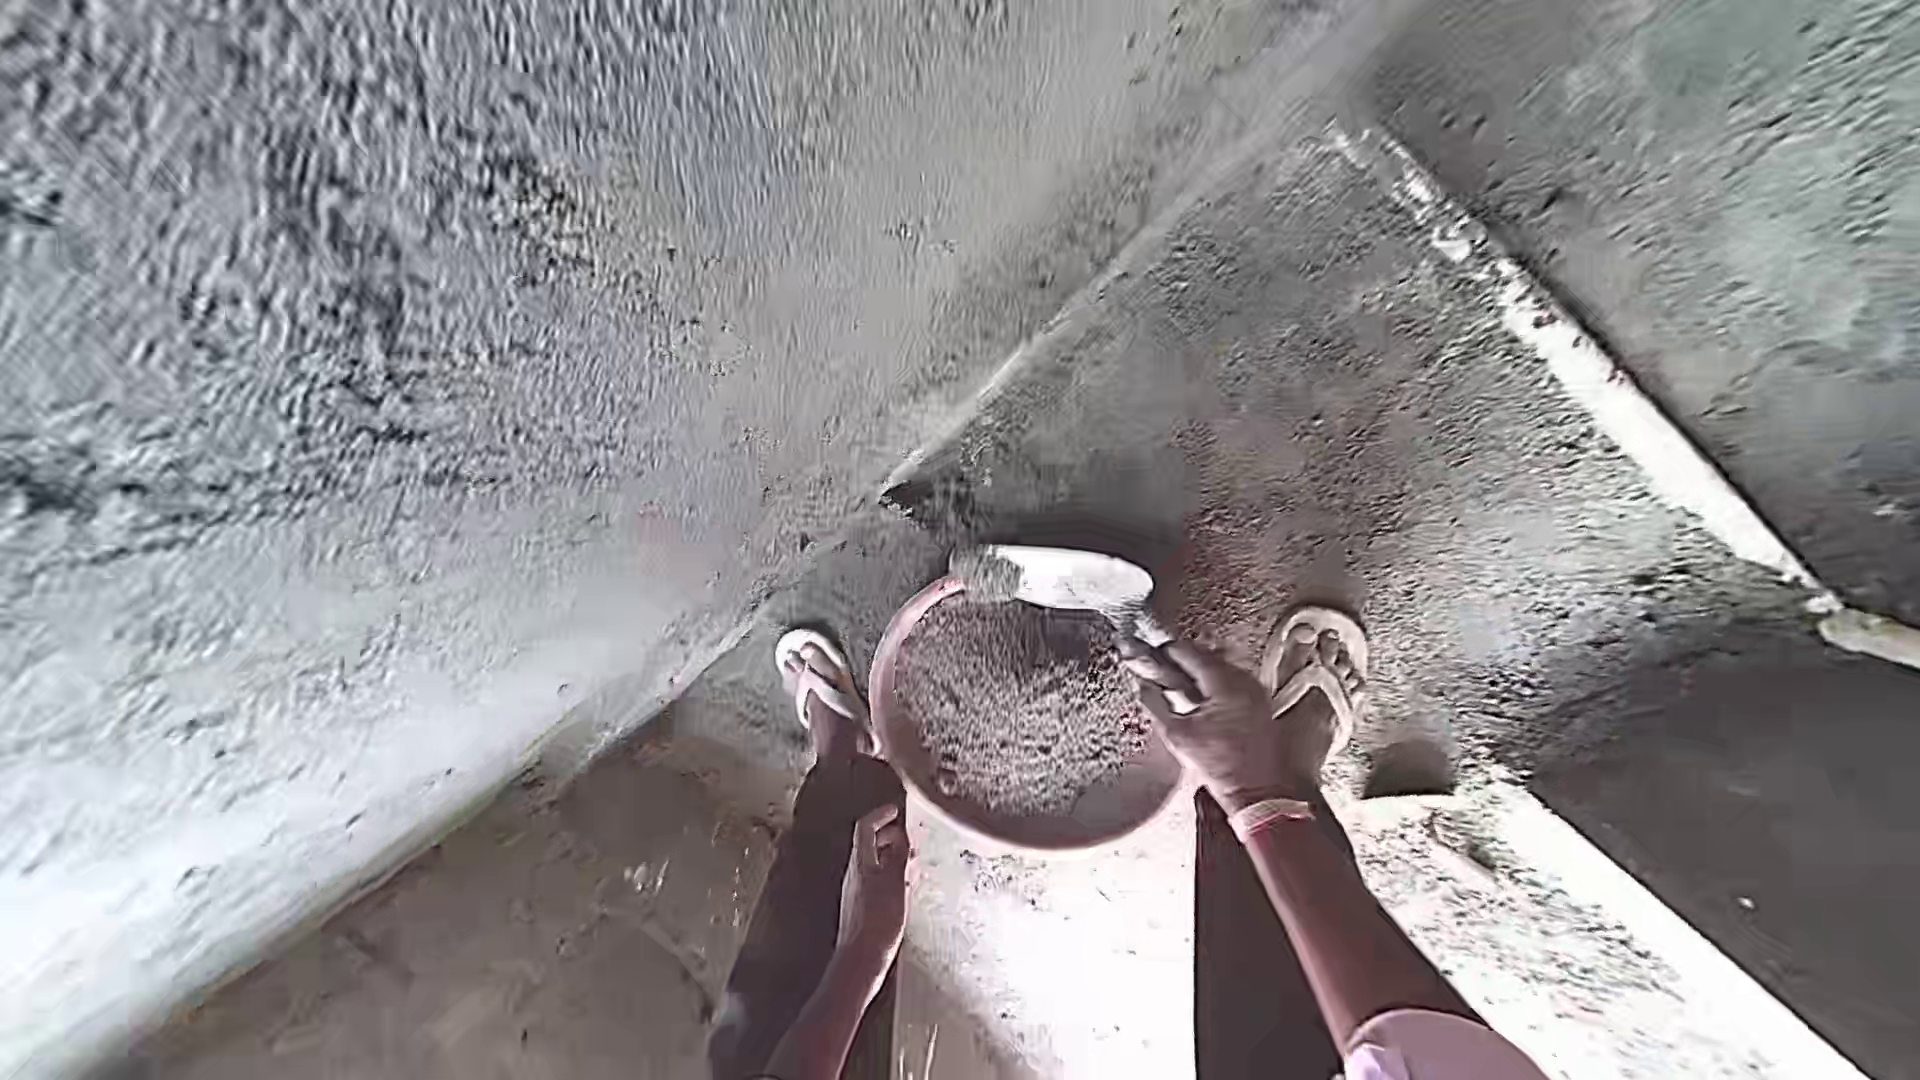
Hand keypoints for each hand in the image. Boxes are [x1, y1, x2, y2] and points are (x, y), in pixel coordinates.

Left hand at [840, 803, 910, 964]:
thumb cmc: (877, 922)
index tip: (896, 810)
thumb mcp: (895, 883)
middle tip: (911, 838)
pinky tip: (906, 886)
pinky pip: (877, 880)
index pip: (865, 827)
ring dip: (894, 856)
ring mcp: (857, 890)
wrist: (860, 962)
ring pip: (875, 861)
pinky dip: (892, 874)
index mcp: (860, 862)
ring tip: (913, 862)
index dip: (880, 815)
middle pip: (870, 842)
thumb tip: (903, 836)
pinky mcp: (863, 907)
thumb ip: (899, 857)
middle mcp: (855, 873)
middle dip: (891, 835)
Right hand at [1125, 639, 1327, 807]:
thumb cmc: (1220, 767)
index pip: (1188, 652)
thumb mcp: (1176, 734)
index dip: (1165, 651)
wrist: (1255, 792)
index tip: (1150, 652)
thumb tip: (1143, 684)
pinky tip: (1197, 693)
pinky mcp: (1258, 701)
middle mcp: (1244, 681)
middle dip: (1180, 659)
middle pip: (1204, 654)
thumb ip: (1155, 702)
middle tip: (1159, 665)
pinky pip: (1230, 678)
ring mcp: (1254, 690)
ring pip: (1218, 665)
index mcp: (1225, 684)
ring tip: (1175, 679)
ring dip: (1195, 668)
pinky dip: (1210, 680)